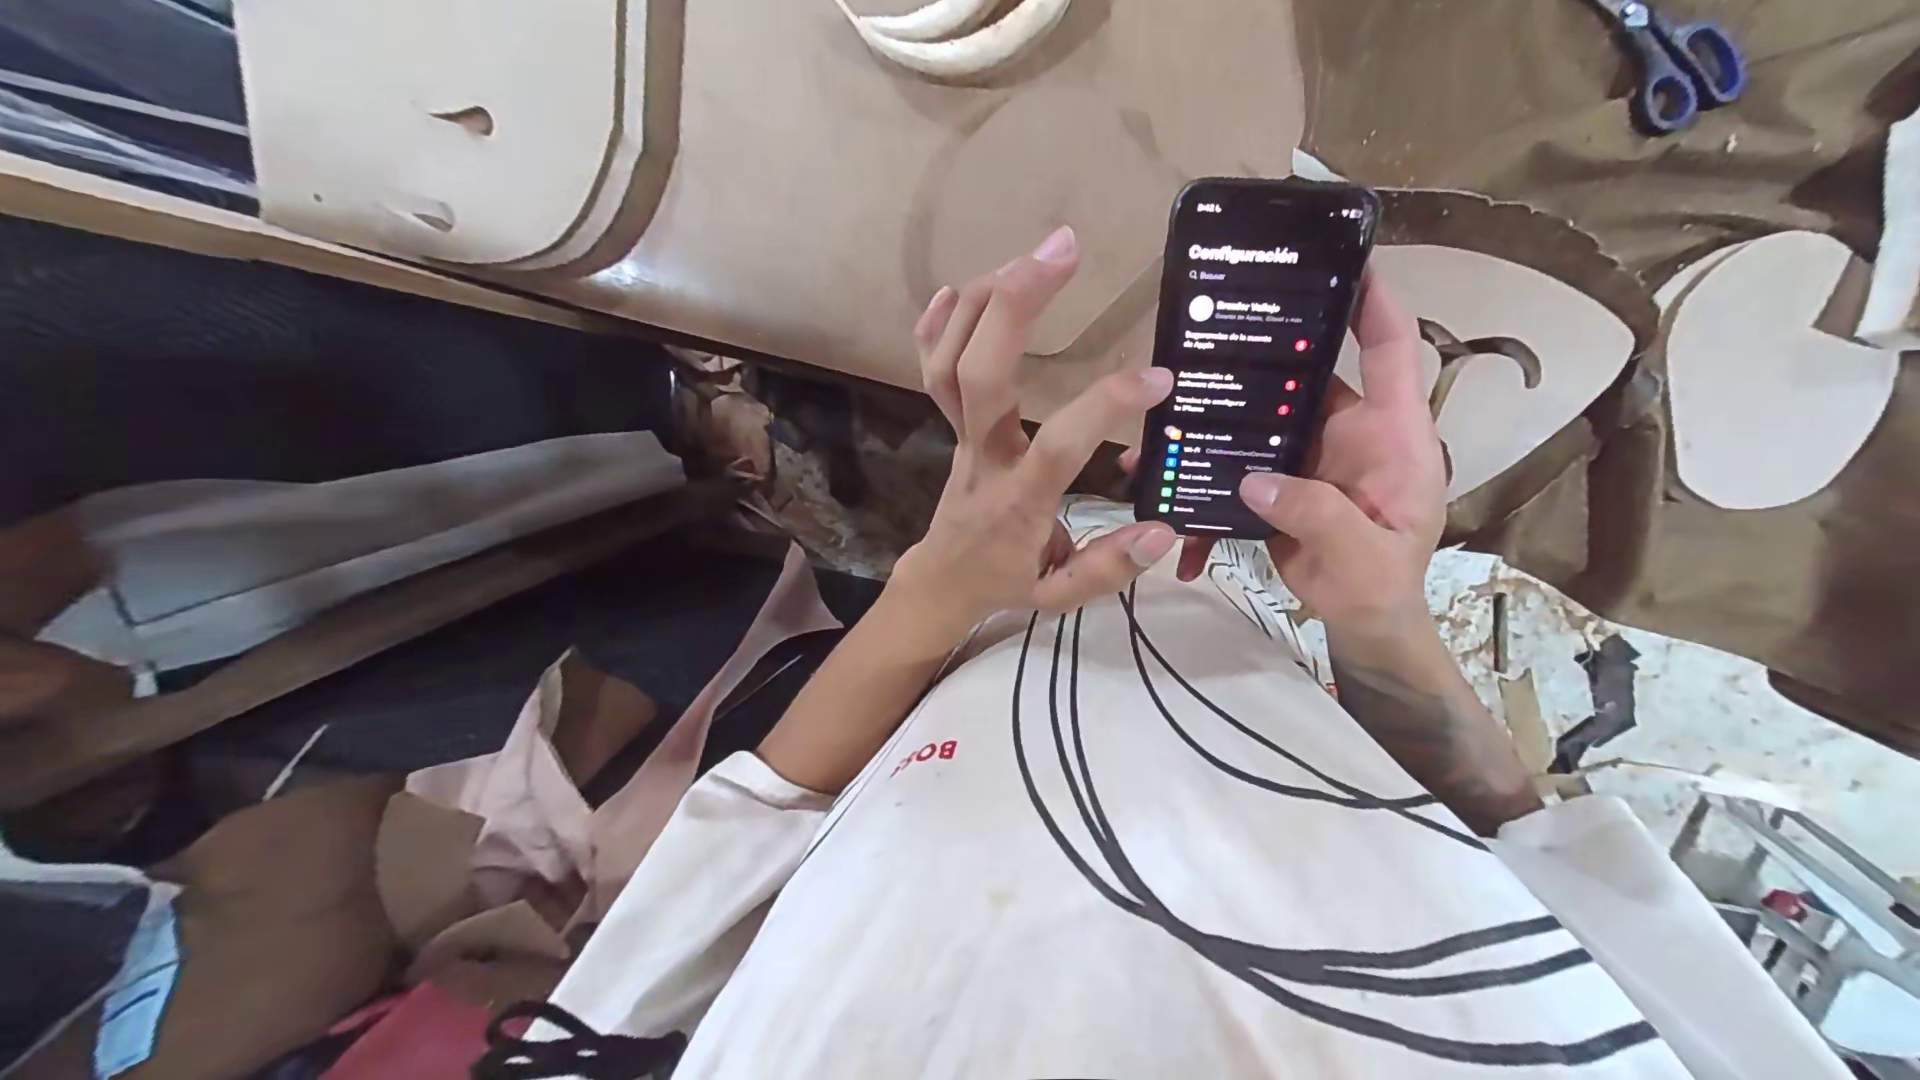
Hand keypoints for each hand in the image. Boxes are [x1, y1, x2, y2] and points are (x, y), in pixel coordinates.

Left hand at [887, 226, 1179, 646]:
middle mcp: (984, 457)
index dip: (1106, 406)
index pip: (1059, 445)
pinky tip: (956, 290)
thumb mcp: (1060, 596)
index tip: (1157, 377)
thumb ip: (1108, 568)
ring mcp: (961, 437)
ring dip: (982, 301)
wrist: (945, 579)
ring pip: (949, 363)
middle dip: (1015, 306)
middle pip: (980, 376)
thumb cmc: (1008, 581)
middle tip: (1063, 250)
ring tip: (1031, 259)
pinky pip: (932, 372)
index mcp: (1018, 500)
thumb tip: (1162, 531)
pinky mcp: (951, 427)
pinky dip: (937, 327)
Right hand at [1161, 275, 1446, 644]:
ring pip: (1265, 419)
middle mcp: (1349, 434)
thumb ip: (1319, 515)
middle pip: (1308, 379)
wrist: (1358, 619)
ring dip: (1222, 419)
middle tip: (1214, 339)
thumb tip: (1254, 480)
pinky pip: (1242, 462)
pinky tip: (1175, 487)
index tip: (1348, 264)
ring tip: (1172, 417)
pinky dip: (1211, 473)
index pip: (1391, 354)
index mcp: (1391, 436)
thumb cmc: (1381, 584)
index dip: (1375, 305)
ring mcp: (1310, 457)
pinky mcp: (1279, 481)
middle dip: (1264, 359)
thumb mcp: (1364, 555)